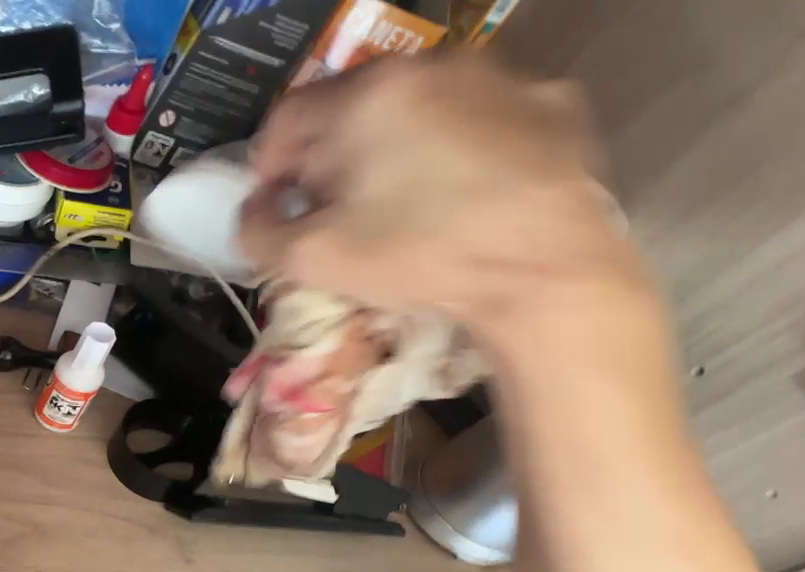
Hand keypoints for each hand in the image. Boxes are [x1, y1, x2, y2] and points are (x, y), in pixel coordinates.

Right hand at [238, 55, 651, 339]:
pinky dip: (451, 151)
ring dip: (389, 150)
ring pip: (413, 110)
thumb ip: (256, 229)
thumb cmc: (417, 257)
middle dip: (328, 158)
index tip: (276, 207)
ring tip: (394, 206)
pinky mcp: (548, 103)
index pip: (284, 118)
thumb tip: (255, 209)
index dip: (267, 167)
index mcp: (367, 96)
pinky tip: (454, 197)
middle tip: (330, 212)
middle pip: (349, 109)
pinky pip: (474, 121)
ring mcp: (499, 79)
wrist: (545, 271)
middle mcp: (432, 67)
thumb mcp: (307, 259)